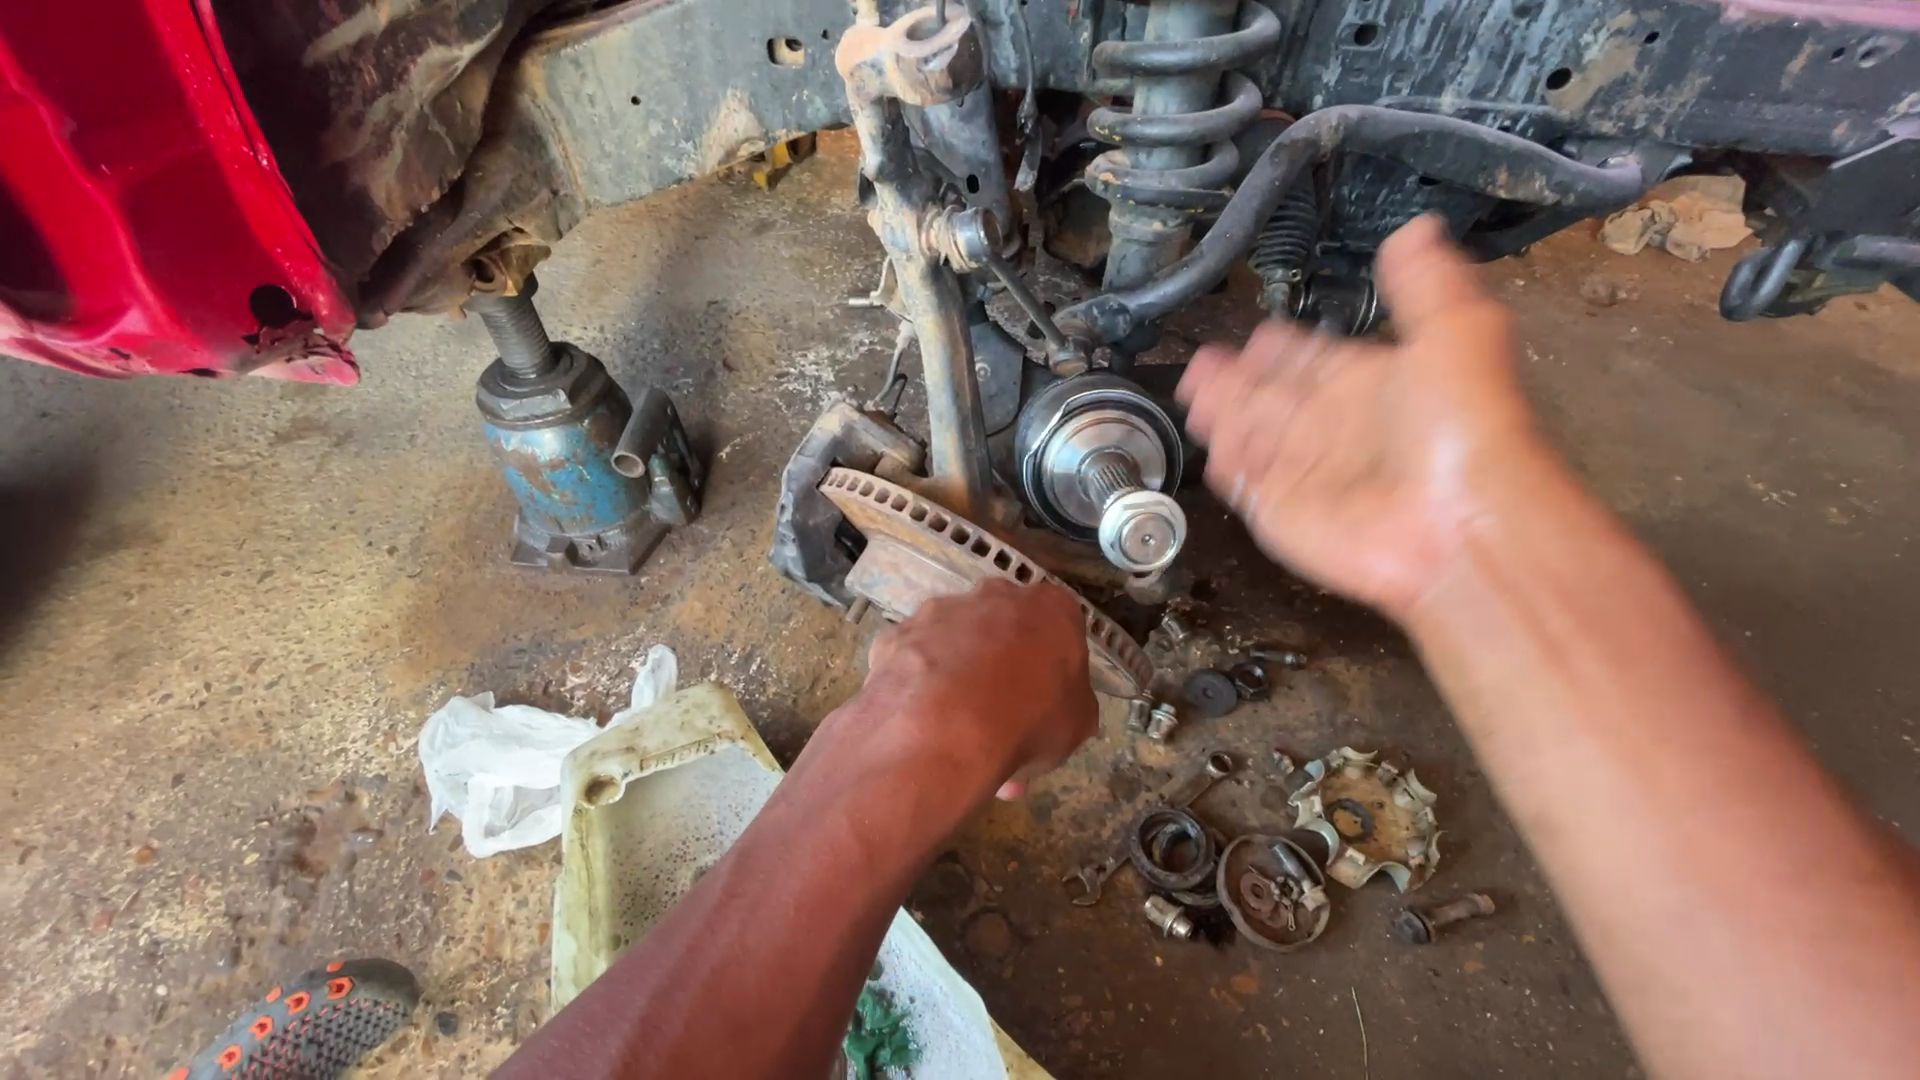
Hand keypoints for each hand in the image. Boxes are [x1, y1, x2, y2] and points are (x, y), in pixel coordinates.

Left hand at [853, 578, 1097, 799]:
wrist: (946, 725)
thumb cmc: (1030, 718)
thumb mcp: (1077, 724)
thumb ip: (1071, 705)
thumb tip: (1059, 711)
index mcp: (1049, 608)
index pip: (1058, 627)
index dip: (1052, 668)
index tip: (1046, 701)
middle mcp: (993, 595)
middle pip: (1003, 629)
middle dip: (1002, 667)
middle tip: (1003, 718)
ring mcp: (939, 611)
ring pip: (955, 644)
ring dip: (958, 678)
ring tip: (958, 732)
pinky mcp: (896, 634)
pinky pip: (914, 663)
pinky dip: (919, 688)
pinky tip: (922, 724)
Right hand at [1177, 214, 1556, 620]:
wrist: (1455, 527)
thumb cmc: (1464, 432)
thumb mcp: (1457, 334)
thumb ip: (1425, 283)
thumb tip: (1415, 227)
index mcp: (1363, 380)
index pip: (1308, 357)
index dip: (1279, 345)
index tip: (1256, 334)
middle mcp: (1328, 423)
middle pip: (1268, 394)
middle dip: (1235, 377)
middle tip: (1204, 360)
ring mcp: (1299, 468)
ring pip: (1247, 432)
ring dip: (1220, 411)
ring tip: (1191, 391)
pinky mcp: (1275, 509)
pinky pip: (1242, 480)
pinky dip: (1225, 462)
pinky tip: (1209, 449)